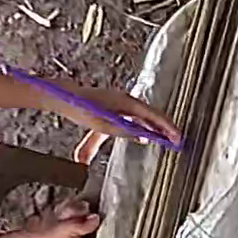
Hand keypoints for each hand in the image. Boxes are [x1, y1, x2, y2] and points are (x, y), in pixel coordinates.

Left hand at [40, 76, 182, 146]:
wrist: (59, 96)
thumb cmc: (79, 108)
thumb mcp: (103, 125)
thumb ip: (126, 132)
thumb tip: (144, 138)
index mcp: (127, 102)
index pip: (155, 116)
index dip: (169, 128)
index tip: (178, 139)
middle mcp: (126, 100)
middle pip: (153, 116)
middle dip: (165, 129)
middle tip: (176, 141)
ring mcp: (120, 102)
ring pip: (144, 117)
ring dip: (154, 129)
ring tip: (164, 140)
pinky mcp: (113, 106)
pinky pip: (134, 118)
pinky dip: (142, 127)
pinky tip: (143, 136)